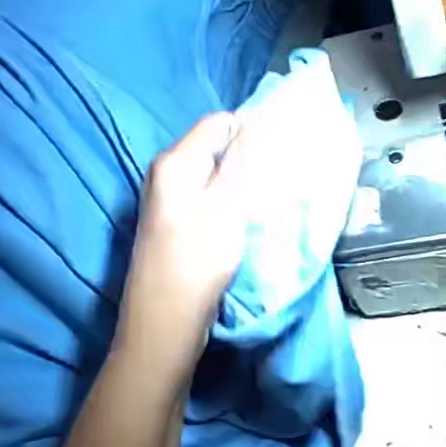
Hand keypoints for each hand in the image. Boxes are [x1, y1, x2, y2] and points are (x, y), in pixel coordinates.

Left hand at [117, 112, 262, 367]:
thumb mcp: (228, 207)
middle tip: (278, 180)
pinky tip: (245, 220)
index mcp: (174, 162)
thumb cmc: (197, 262)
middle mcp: (166, 173)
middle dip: (250, 158)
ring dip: (243, 182)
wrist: (165, 324)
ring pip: (217, 173)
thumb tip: (262, 125)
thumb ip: (244, 163)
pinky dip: (231, 202)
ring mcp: (169, 199)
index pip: (221, 122)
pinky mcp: (177, 222)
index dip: (253, 132)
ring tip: (264, 202)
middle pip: (218, 146)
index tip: (280, 155)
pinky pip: (211, 195)